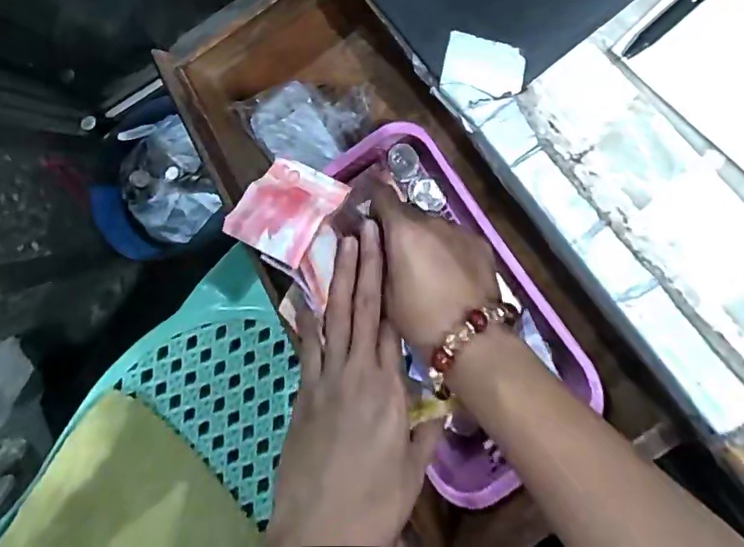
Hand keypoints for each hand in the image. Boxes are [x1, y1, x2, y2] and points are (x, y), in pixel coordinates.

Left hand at [267, 220, 441, 546]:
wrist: (320, 532)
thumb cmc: (374, 504)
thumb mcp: (413, 472)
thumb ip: (425, 430)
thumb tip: (439, 397)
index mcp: (389, 389)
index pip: (392, 326)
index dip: (393, 287)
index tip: (395, 252)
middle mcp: (358, 372)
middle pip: (363, 308)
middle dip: (367, 265)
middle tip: (368, 228)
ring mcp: (326, 378)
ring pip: (335, 316)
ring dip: (339, 277)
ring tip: (343, 243)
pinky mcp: (303, 390)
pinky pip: (307, 344)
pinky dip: (306, 317)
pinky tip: (305, 294)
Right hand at [373, 190, 498, 356]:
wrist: (474, 339)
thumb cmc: (419, 319)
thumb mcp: (383, 291)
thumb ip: (376, 257)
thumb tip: (370, 236)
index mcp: (403, 229)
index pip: (381, 194)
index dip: (371, 197)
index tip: (365, 208)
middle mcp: (431, 220)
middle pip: (408, 213)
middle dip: (399, 227)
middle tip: (395, 252)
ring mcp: (459, 229)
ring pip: (433, 226)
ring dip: (425, 239)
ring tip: (426, 268)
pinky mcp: (480, 242)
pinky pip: (455, 238)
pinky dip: (448, 249)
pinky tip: (451, 274)